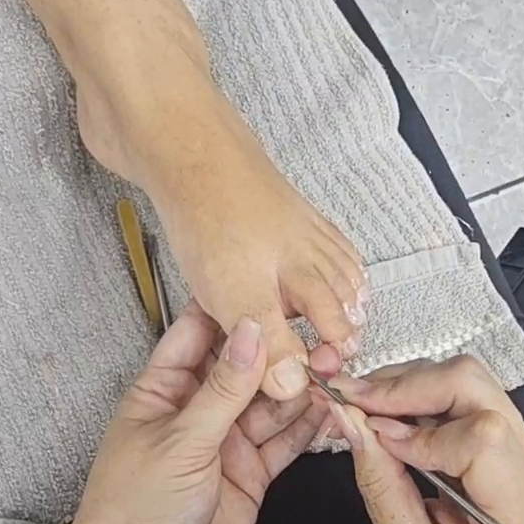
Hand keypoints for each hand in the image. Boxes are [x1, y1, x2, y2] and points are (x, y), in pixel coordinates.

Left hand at [61, 307, 323, 523]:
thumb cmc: (138, 508)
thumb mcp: (181, 441)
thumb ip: (222, 388)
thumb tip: (251, 327)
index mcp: (165, 389)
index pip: (200, 332)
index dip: (234, 307)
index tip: (275, 283)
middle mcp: (199, 408)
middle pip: (244, 366)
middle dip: (280, 351)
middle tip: (323, 334)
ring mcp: (228, 440)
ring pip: (271, 402)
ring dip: (300, 387)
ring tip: (338, 368)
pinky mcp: (251, 472)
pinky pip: (284, 441)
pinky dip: (307, 427)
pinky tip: (333, 408)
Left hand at [81, 81, 366, 401]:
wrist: (178, 136)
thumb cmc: (206, 212)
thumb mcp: (237, 294)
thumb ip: (270, 342)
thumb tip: (298, 386)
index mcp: (303, 271)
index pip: (336, 319)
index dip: (336, 348)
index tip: (328, 372)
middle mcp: (304, 244)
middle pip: (340, 285)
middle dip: (344, 318)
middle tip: (341, 345)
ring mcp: (287, 217)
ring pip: (327, 257)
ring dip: (336, 286)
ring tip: (345, 306)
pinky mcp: (262, 199)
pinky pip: (303, 232)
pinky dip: (315, 251)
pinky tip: (301, 251)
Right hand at [332, 357, 523, 523]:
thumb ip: (382, 488)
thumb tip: (349, 419)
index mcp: (520, 512)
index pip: (482, 439)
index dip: (421, 433)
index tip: (377, 440)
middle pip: (471, 385)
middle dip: (404, 386)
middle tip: (352, 400)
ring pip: (465, 375)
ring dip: (407, 381)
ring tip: (366, 404)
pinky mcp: (512, 422)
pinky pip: (463, 386)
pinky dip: (417, 388)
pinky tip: (390, 410)